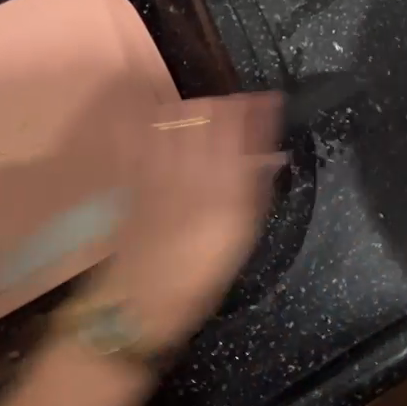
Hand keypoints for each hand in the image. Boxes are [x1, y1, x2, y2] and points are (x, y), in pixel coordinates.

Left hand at [81, 92, 284, 349]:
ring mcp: (160, 170)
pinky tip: (161, 116)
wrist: (137, 304)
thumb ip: (256, 189)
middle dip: (229, 105)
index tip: (270, 101)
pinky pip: (144, 137)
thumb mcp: (241, 236)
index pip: (247, 132)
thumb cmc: (199, 276)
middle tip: (243, 107)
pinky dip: (153, 120)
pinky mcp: (135, 176)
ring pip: (179, 119)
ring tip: (210, 111)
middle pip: (211, 116)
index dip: (258, 110)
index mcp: (227, 189)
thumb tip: (271, 155)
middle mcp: (194, 171)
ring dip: (198, 108)